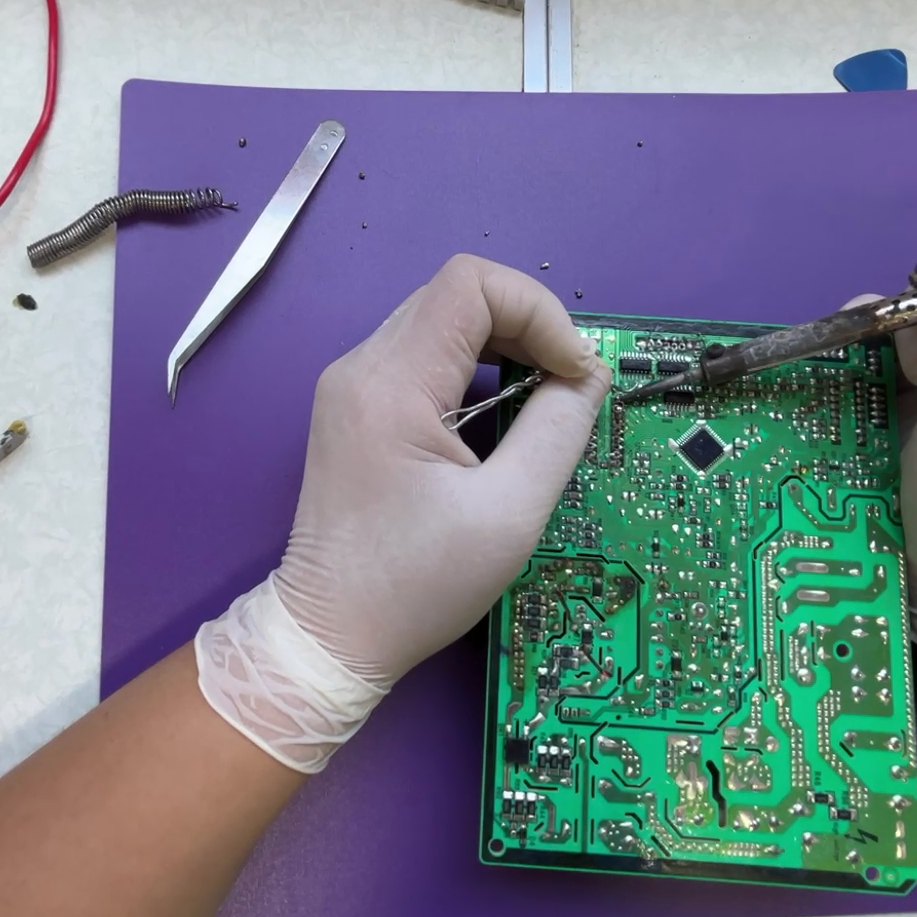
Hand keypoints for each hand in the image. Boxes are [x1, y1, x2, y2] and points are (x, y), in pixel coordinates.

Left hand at [195, 255, 610, 770]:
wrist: (330, 633)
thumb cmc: (417, 585)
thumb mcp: (509, 514)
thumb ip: (558, 429)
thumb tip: (587, 374)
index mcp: (390, 383)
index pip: (469, 284)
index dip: (538, 310)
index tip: (573, 371)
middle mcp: (360, 366)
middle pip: (454, 297)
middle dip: (525, 326)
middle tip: (566, 383)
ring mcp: (350, 385)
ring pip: (438, 322)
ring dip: (500, 345)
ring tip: (539, 395)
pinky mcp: (353, 406)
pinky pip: (420, 356)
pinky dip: (470, 368)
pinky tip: (495, 412)